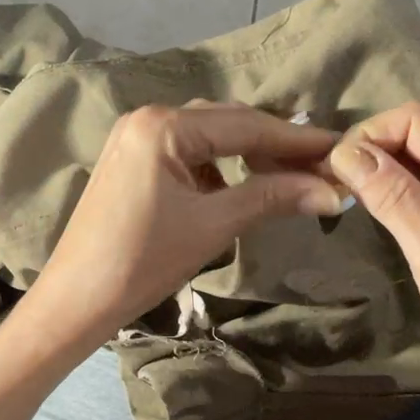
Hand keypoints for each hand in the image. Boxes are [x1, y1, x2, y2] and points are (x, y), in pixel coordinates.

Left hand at [23, 101, 342, 348]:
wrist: (77, 301)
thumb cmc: (142, 262)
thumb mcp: (212, 226)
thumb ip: (271, 198)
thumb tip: (333, 190)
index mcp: (164, 126)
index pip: (246, 125)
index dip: (297, 141)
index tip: (342, 150)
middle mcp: (147, 119)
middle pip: (227, 123)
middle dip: (274, 147)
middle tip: (321, 168)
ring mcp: (134, 140)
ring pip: (207, 138)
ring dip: (247, 157)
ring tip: (289, 180)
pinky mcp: (130, 163)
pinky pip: (186, 155)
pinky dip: (218, 169)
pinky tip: (240, 189)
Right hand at [325, 103, 419, 419]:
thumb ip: (393, 196)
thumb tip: (344, 152)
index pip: (417, 120)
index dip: (369, 136)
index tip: (332, 173)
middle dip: (375, 152)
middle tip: (334, 189)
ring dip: (387, 173)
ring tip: (352, 201)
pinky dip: (405, 192)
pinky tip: (384, 214)